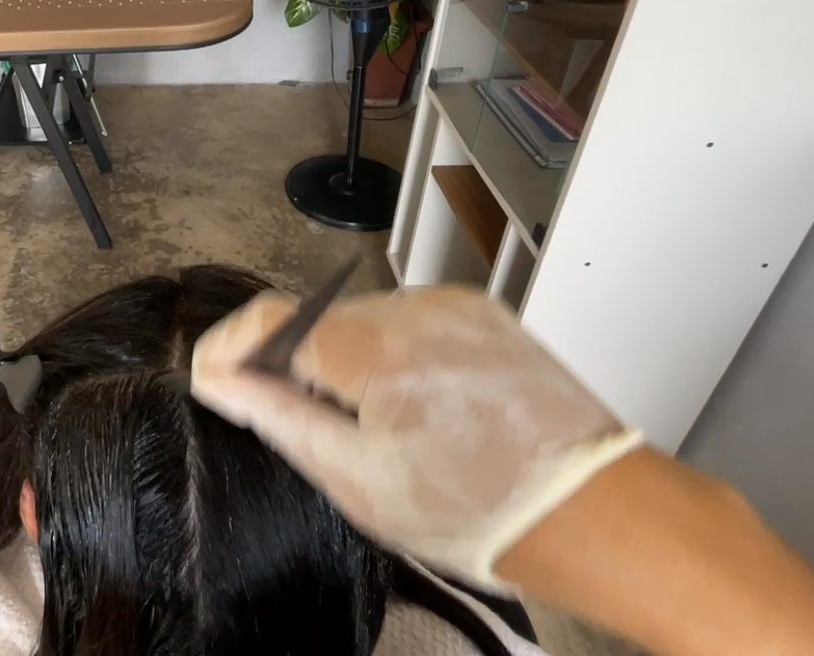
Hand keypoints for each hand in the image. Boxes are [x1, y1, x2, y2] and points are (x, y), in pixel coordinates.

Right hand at [190, 285, 640, 586]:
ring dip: (340, 356)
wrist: (600, 512)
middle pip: (312, 318)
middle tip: (290, 412)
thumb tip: (218, 379)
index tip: (213, 376)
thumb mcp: (358, 478)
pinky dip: (385, 349)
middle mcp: (405, 307)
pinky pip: (402, 318)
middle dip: (288, 359)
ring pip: (356, 318)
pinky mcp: (475, 308)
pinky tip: (410, 397)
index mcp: (371, 348)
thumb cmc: (471, 509)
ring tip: (366, 416)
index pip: (270, 319)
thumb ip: (279, 416)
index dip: (230, 345)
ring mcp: (446, 302)